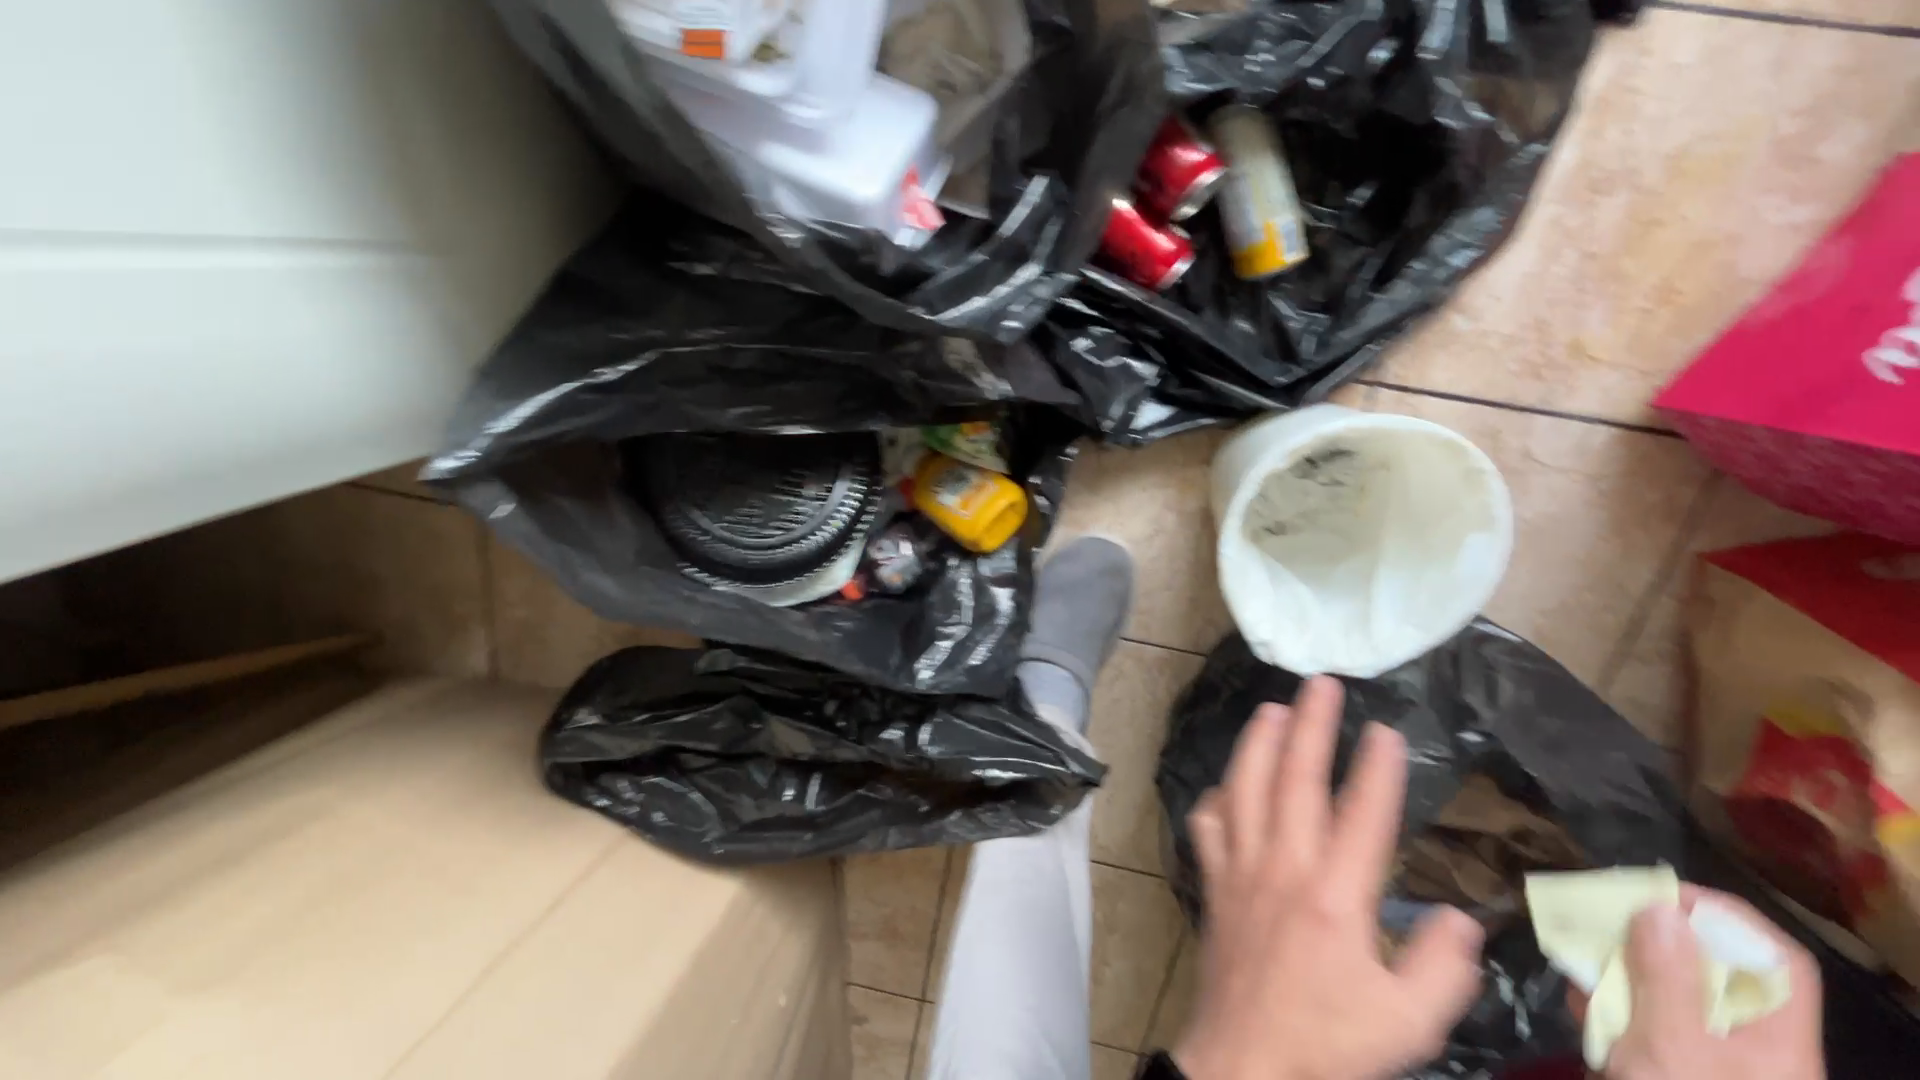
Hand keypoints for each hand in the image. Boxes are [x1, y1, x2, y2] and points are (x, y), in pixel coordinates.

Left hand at [1172, 676, 1485, 1079]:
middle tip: (1322, 684)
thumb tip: (1460, 916)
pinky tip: (1227, 784)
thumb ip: (1443, 966)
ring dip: (1258, 743)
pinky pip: (1208, 827)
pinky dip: (1217, 798)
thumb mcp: (1410, 1022)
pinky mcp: (1213, 886)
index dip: (1377, 768)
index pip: (1362, 815)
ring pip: (1245, 789)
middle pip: (1295, 780)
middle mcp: (1283, 868)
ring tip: (1273, 708)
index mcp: (1336, 896)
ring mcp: (1240, 872)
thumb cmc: (1328, 1044)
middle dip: (1311, 726)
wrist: (1243, 1063)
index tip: (1386, 728)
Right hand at [1579, 887, 1823, 1079]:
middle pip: (1712, 972)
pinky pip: (1643, 1025)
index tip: (1655, 892)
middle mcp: (1749, 1048)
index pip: (1772, 960)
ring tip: (1576, 966)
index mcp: (1775, 1043)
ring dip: (1618, 973)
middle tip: (1598, 921)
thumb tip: (1659, 906)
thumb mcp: (1670, 1052)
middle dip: (1649, 940)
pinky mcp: (1667, 1072)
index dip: (1722, 915)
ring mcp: (1707, 1063)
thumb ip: (1665, 980)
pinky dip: (1609, 1008)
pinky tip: (1579, 1008)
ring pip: (1668, 995)